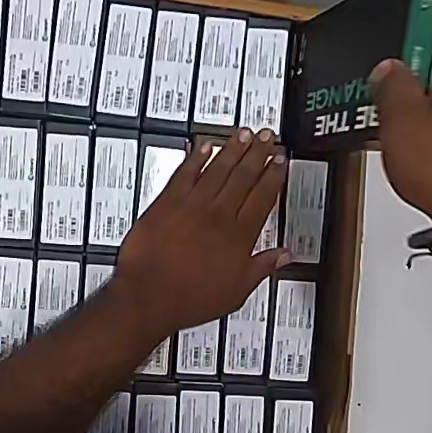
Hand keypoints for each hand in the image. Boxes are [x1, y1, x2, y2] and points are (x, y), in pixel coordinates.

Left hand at [113, 128, 288, 340]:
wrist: (148, 297)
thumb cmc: (188, 298)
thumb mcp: (235, 291)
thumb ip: (261, 268)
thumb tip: (283, 256)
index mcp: (238, 236)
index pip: (263, 197)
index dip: (274, 176)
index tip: (281, 161)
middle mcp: (217, 215)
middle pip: (243, 176)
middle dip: (259, 153)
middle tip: (268, 137)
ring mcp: (191, 206)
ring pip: (217, 169)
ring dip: (233, 149)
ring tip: (245, 133)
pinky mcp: (166, 203)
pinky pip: (184, 173)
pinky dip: (195, 157)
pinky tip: (205, 144)